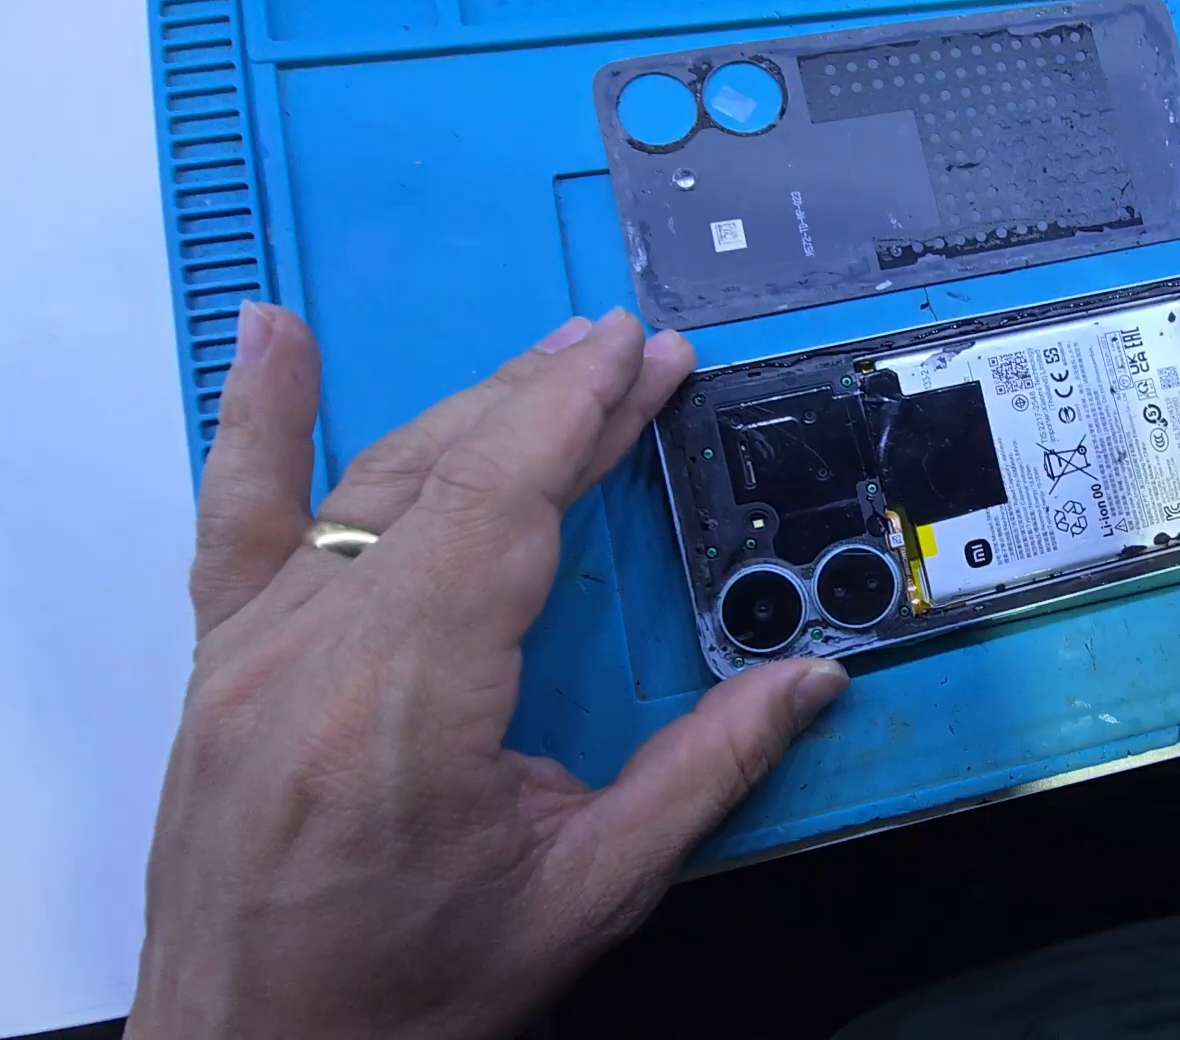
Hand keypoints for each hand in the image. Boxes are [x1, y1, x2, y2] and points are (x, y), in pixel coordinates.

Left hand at [129, 304, 848, 1038]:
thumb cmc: (422, 985)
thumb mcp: (599, 883)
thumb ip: (714, 766)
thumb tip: (810, 681)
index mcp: (405, 710)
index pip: (498, 514)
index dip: (575, 421)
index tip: (636, 360)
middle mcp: (309, 661)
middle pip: (448, 479)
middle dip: (554, 398)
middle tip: (630, 347)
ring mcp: (254, 652)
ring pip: (374, 481)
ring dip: (477, 402)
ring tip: (553, 351)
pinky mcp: (233, 659)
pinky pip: (239, 515)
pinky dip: (260, 417)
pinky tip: (276, 339)